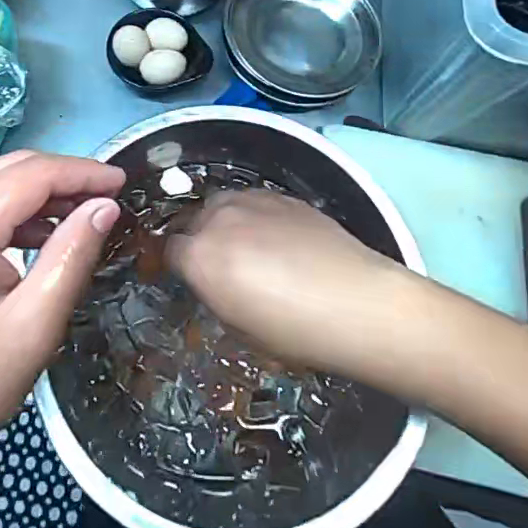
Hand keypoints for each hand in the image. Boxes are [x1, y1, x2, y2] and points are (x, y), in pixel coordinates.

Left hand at [0, 151, 123, 527]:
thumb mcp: (31, 328)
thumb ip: (71, 257)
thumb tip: (104, 207)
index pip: (32, 175)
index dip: (83, 172)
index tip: (125, 182)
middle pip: (9, 171)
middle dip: (62, 176)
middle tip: (108, 196)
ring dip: (37, 192)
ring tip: (82, 215)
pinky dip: (12, 213)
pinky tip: (38, 238)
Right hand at [167, 189, 412, 374]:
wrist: (357, 303)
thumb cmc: (295, 331)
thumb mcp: (238, 326)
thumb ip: (214, 293)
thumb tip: (212, 280)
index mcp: (199, 257)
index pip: (169, 250)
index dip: (179, 266)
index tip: (191, 278)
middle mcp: (218, 220)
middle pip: (193, 221)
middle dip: (199, 240)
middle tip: (221, 266)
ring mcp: (252, 201)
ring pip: (221, 205)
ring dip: (224, 223)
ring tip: (247, 246)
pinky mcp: (283, 196)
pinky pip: (253, 201)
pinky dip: (254, 216)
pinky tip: (276, 236)